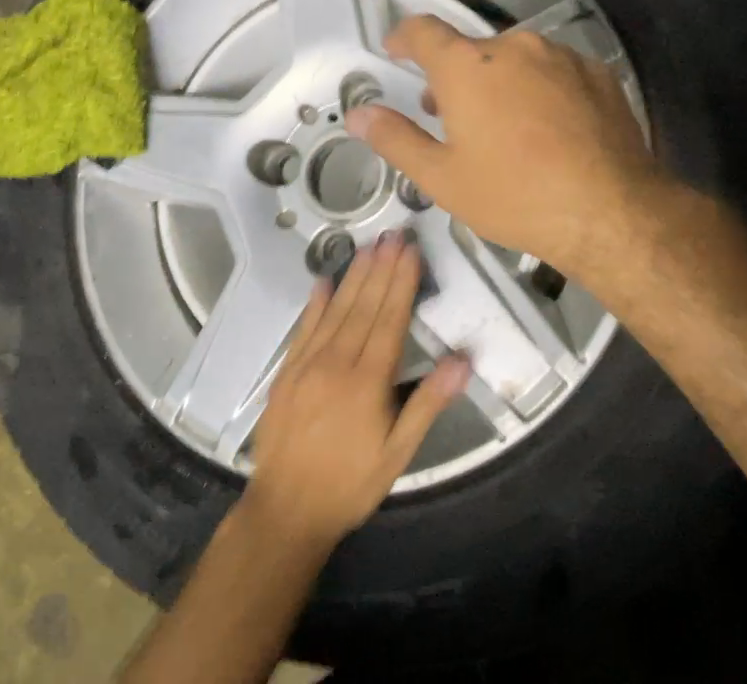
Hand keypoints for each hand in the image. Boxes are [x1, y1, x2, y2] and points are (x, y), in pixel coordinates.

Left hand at [244, 231, 469, 546]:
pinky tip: (322, 283)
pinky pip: (302, 331)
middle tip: (393, 235)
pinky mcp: (285, 374)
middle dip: (380, 269)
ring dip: (353, 277)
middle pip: (363, 307)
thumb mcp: (398, 453)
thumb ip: (427, 404)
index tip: (410, 252)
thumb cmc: (350, 485)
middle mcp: (335, 363)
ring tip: (367, 247)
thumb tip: (462, 361)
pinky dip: (314, 305)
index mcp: (367, 381)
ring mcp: (306, 366)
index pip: (390, 320)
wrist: (286, 510)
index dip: (402, 283)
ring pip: (334, 312)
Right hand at [345, 15, 664, 276]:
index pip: (423, 31)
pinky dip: (541, 92)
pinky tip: (549, 133)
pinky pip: (556, 74)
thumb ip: (395, 139)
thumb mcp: (443, 178)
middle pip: (473, 52)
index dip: (404, 37)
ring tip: (505, 130)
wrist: (609, 211)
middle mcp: (515, 48)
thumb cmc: (516, 196)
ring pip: (517, 61)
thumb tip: (359, 115)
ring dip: (501, 84)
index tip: (396, 49)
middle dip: (456, 78)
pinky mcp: (598, 74)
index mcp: (468, 67)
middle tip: (452, 119)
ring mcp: (562, 57)